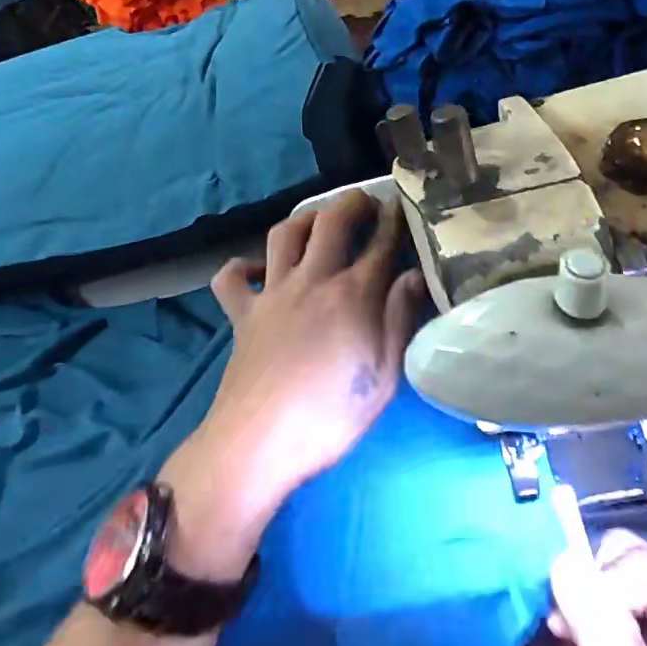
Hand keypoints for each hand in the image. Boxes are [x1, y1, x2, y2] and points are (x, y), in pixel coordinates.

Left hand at [162, 192, 426, 573]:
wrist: (259, 442)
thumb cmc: (331, 415)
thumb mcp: (384, 376)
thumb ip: (400, 319)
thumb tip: (414, 275)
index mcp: (352, 295)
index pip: (380, 244)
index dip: (394, 220)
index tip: (402, 206)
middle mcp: (312, 281)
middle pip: (331, 222)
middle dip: (352, 203)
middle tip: (365, 203)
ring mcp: (271, 294)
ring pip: (283, 235)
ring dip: (304, 219)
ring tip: (319, 222)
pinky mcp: (241, 314)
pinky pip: (232, 277)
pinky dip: (241, 267)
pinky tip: (256, 271)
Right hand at [544, 531, 646, 645]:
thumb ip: (604, 636)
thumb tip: (562, 563)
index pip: (640, 567)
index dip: (595, 593)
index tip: (564, 636)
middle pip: (630, 567)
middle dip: (587, 610)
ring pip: (619, 589)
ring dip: (584, 633)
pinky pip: (625, 615)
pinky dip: (596, 645)